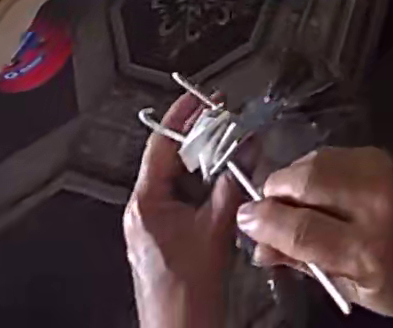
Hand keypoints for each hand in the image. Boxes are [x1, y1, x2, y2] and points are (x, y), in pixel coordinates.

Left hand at [124, 93, 243, 327]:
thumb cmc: (188, 297)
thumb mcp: (215, 233)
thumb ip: (232, 186)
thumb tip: (248, 146)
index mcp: (145, 201)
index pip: (161, 144)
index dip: (182, 116)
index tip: (203, 97)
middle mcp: (143, 208)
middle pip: (171, 158)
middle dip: (199, 139)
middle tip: (225, 120)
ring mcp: (153, 223)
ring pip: (180, 179)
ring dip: (205, 164)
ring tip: (231, 148)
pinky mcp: (165, 236)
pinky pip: (185, 198)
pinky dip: (204, 187)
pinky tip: (226, 182)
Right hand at [236, 146, 392, 317]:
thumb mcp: (355, 291)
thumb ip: (306, 263)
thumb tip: (257, 247)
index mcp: (370, 251)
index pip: (302, 229)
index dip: (265, 222)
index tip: (242, 219)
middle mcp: (374, 204)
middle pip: (304, 182)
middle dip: (274, 191)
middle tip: (262, 206)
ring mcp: (378, 172)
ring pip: (313, 161)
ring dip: (290, 178)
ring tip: (285, 198)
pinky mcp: (378, 153)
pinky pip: (329, 154)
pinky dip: (310, 168)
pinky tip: (309, 186)